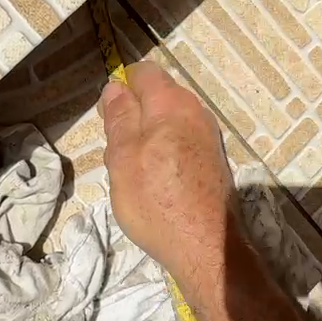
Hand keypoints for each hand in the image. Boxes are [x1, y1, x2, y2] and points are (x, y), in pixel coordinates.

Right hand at [98, 61, 233, 282]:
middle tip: (118, 153)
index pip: (144, 72)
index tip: (109, 117)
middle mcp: (195, 110)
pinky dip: (166, 152)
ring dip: (149, 137)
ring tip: (135, 173)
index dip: (122, 87)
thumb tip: (115, 87)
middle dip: (134, 116)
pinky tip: (158, 183)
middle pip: (157, 97)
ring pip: (168, 121)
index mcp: (171, 102)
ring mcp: (208, 135)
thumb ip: (119, 118)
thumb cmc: (157, 200)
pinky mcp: (213, 159)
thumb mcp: (123, 158)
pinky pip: (182, 141)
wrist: (208, 247)